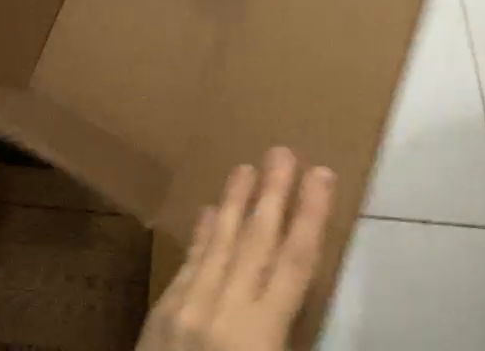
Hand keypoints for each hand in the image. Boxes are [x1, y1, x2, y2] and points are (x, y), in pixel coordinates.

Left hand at [138, 148, 335, 350]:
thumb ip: (284, 329)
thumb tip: (291, 283)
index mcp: (261, 333)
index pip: (294, 263)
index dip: (310, 215)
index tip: (322, 174)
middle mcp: (224, 310)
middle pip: (255, 241)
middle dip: (272, 194)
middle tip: (282, 152)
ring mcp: (188, 307)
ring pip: (218, 243)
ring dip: (234, 203)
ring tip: (245, 167)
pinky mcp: (162, 312)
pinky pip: (188, 264)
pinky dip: (201, 236)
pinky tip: (207, 211)